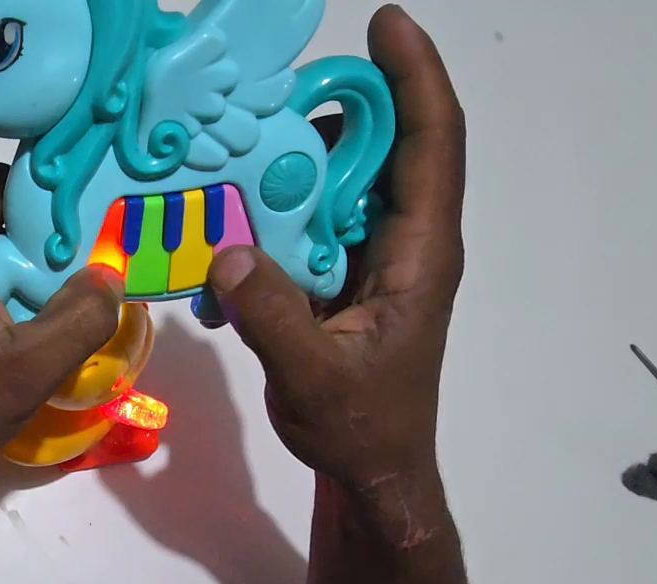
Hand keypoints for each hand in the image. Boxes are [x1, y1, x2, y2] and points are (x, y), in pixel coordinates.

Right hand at [205, 5, 464, 539]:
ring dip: (298, 173)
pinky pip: (315, 233)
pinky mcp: (346, 285)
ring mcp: (374, 265)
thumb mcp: (311, 374)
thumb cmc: (358, 425)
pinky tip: (238, 234)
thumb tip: (226, 250)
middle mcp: (405, 246)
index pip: (431, 144)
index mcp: (420, 255)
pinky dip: (281, 221)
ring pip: (344, 192)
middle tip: (267, 115)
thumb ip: (271, 313)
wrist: (371, 467)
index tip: (384, 24)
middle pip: (383, 154)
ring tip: (242, 172)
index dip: (414, 77)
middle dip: (335, 119)